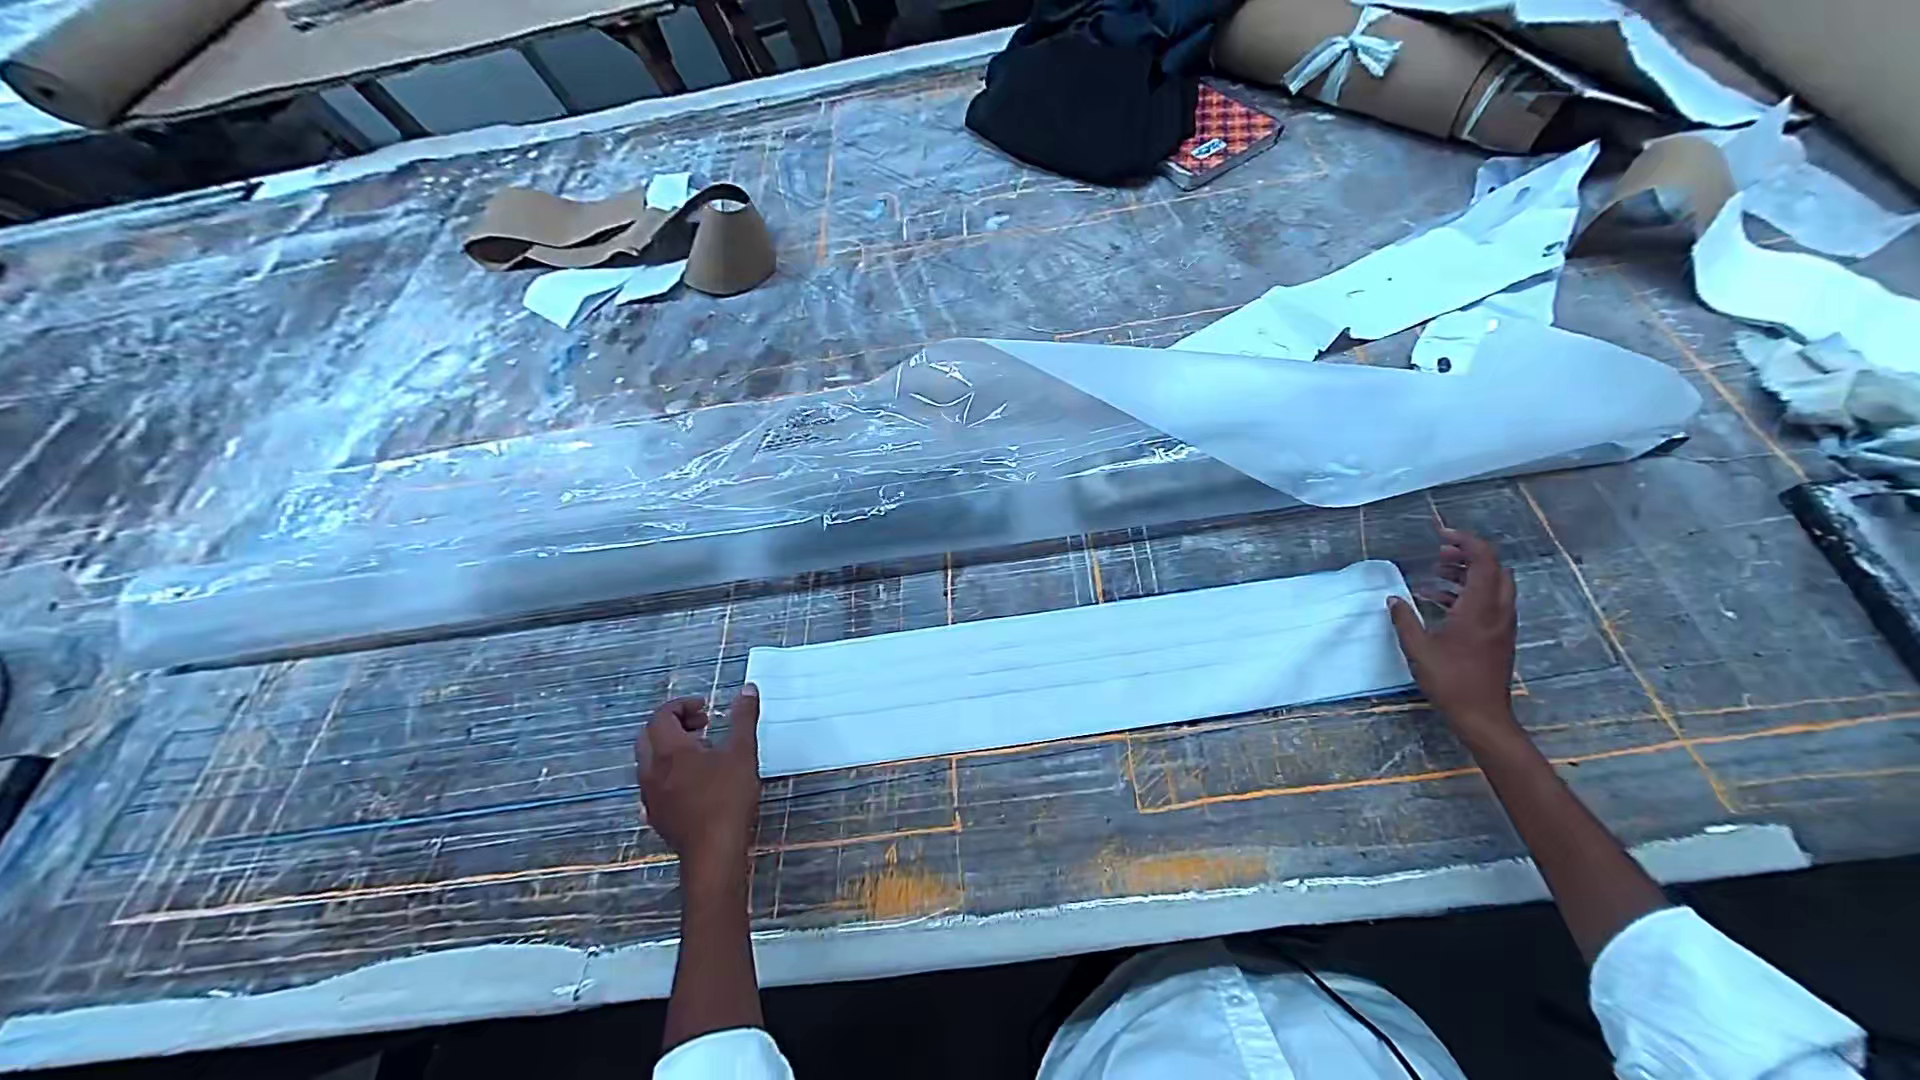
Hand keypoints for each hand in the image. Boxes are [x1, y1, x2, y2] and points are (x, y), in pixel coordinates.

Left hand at [636, 687, 762, 877]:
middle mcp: (652, 770)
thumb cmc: (728, 798)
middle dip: (673, 723)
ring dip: (670, 747)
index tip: (705, 709)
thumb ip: (743, 718)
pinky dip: (668, 770)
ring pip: (649, 759)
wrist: (713, 852)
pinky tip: (693, 780)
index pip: (662, 716)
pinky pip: (653, 782)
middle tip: (702, 725)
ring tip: (702, 751)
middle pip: (649, 735)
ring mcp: (650, 794)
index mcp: (670, 750)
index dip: (682, 706)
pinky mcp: (655, 814)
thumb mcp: (742, 752)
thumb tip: (748, 689)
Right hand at [1387, 528, 1518, 738]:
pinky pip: (1489, 601)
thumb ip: (1404, 618)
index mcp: (1480, 609)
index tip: (1441, 533)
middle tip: (1440, 551)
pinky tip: (1440, 600)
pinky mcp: (1499, 636)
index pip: (1484, 561)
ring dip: (1469, 572)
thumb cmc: (1448, 679)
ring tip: (1438, 571)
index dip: (1466, 541)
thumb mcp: (1417, 647)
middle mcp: (1498, 612)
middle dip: (1469, 554)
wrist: (1481, 714)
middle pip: (1495, 569)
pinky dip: (1468, 592)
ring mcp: (1502, 625)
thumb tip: (1393, 598)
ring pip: (1494, 585)